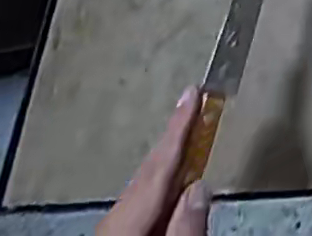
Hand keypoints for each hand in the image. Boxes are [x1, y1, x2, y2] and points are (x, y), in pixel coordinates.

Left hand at [97, 87, 210, 235]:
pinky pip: (138, 202)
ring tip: (189, 129)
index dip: (179, 127)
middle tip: (195, 98)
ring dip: (168, 158)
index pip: (159, 167)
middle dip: (173, 137)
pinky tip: (169, 180)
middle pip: (147, 173)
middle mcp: (111, 219)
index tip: (194, 89)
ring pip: (141, 187)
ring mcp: (110, 228)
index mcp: (123, 222)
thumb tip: (201, 186)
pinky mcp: (114, 234)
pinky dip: (157, 183)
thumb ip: (184, 227)